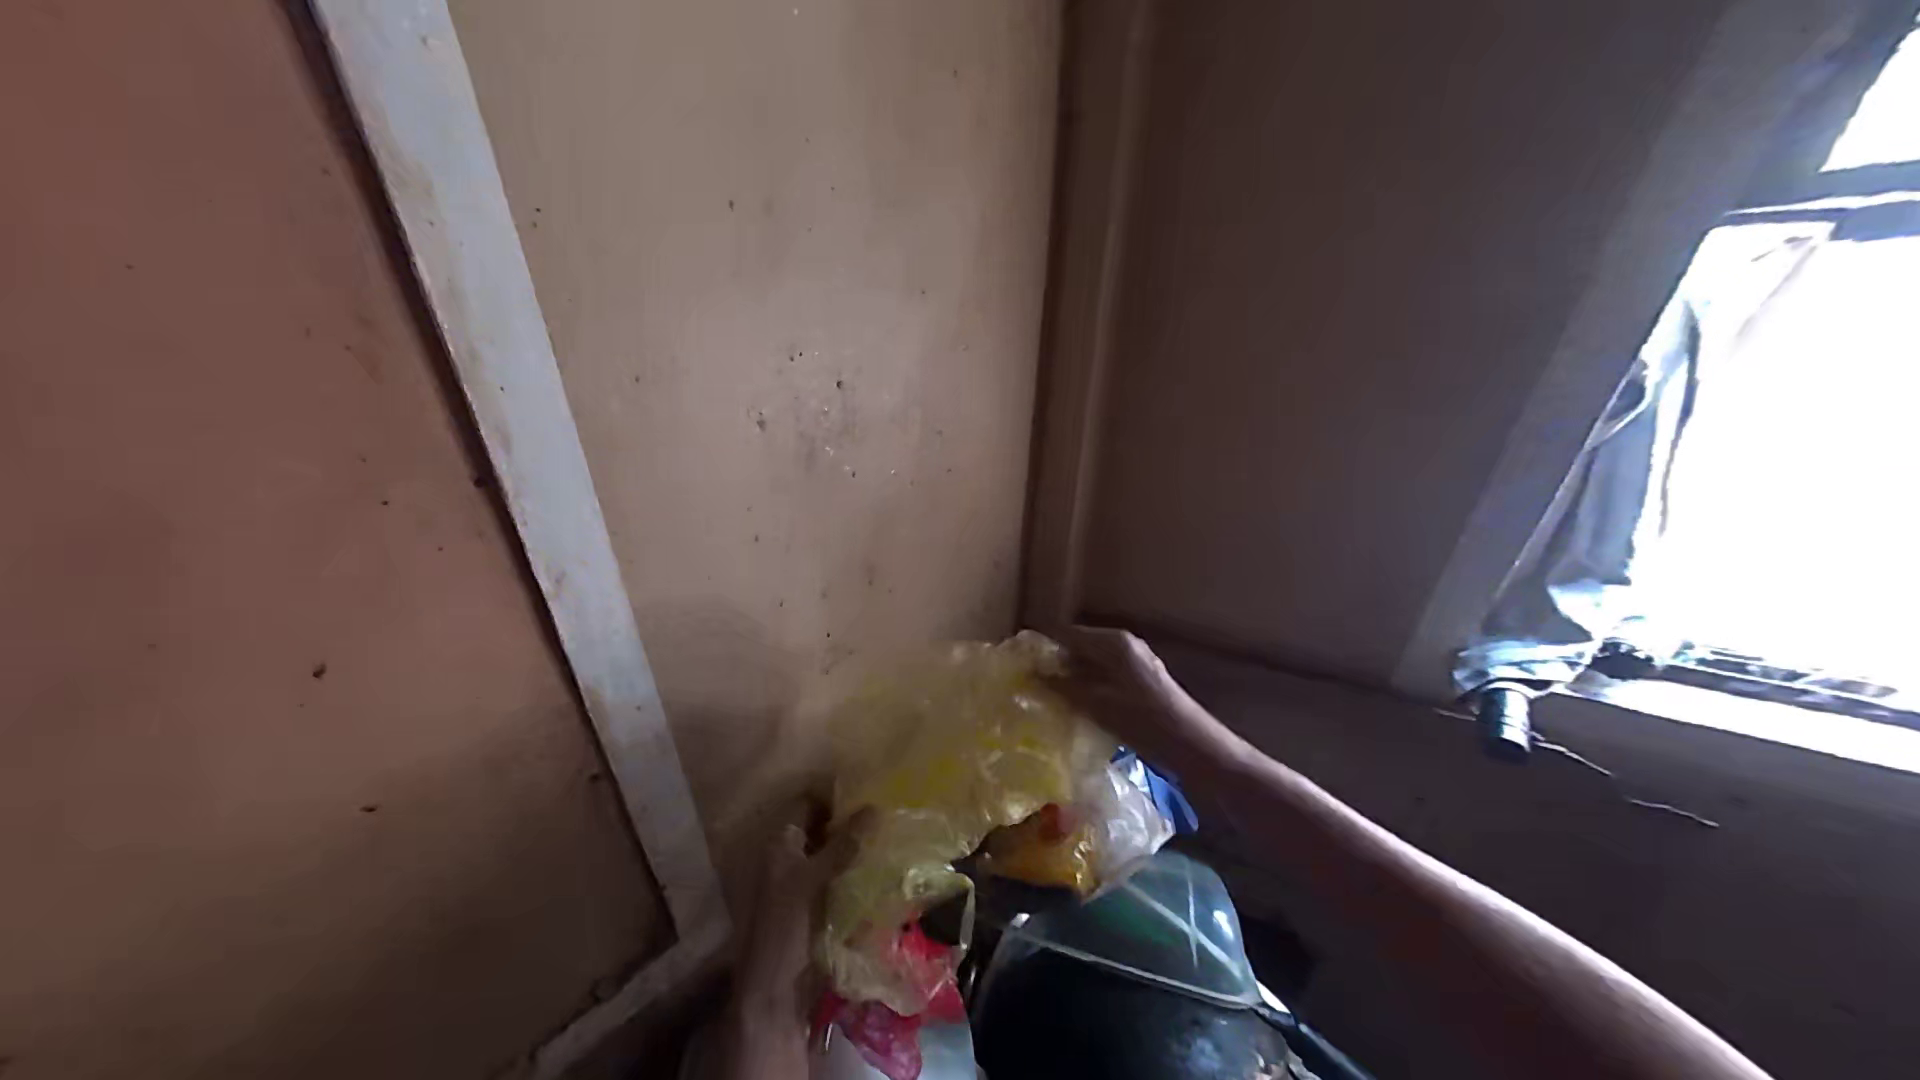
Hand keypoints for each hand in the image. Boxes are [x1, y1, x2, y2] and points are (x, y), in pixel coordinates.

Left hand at [720, 805, 868, 1079]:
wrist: (772, 994)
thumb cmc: (784, 928)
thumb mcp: (812, 880)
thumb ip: (842, 844)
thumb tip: (874, 807)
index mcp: (780, 846)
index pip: (806, 803)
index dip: (832, 794)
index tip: (866, 786)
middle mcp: (789, 859)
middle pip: (821, 828)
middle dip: (849, 820)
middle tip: (886, 810)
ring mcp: (802, 885)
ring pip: (832, 853)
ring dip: (856, 847)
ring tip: (890, 836)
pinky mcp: (815, 908)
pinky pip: (839, 879)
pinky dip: (856, 872)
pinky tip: (881, 870)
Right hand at [1044, 625, 1240, 775]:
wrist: (1195, 748)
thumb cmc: (1146, 722)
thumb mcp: (1098, 705)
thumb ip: (1063, 686)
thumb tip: (1033, 672)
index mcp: (1114, 642)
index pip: (1067, 632)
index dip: (1042, 644)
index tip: (1018, 660)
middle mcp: (1124, 644)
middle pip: (1079, 645)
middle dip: (1055, 661)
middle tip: (1028, 680)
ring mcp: (1135, 661)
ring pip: (1091, 661)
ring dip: (1070, 675)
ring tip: (1045, 694)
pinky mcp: (1141, 679)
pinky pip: (1104, 673)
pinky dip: (1087, 684)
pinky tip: (1075, 704)